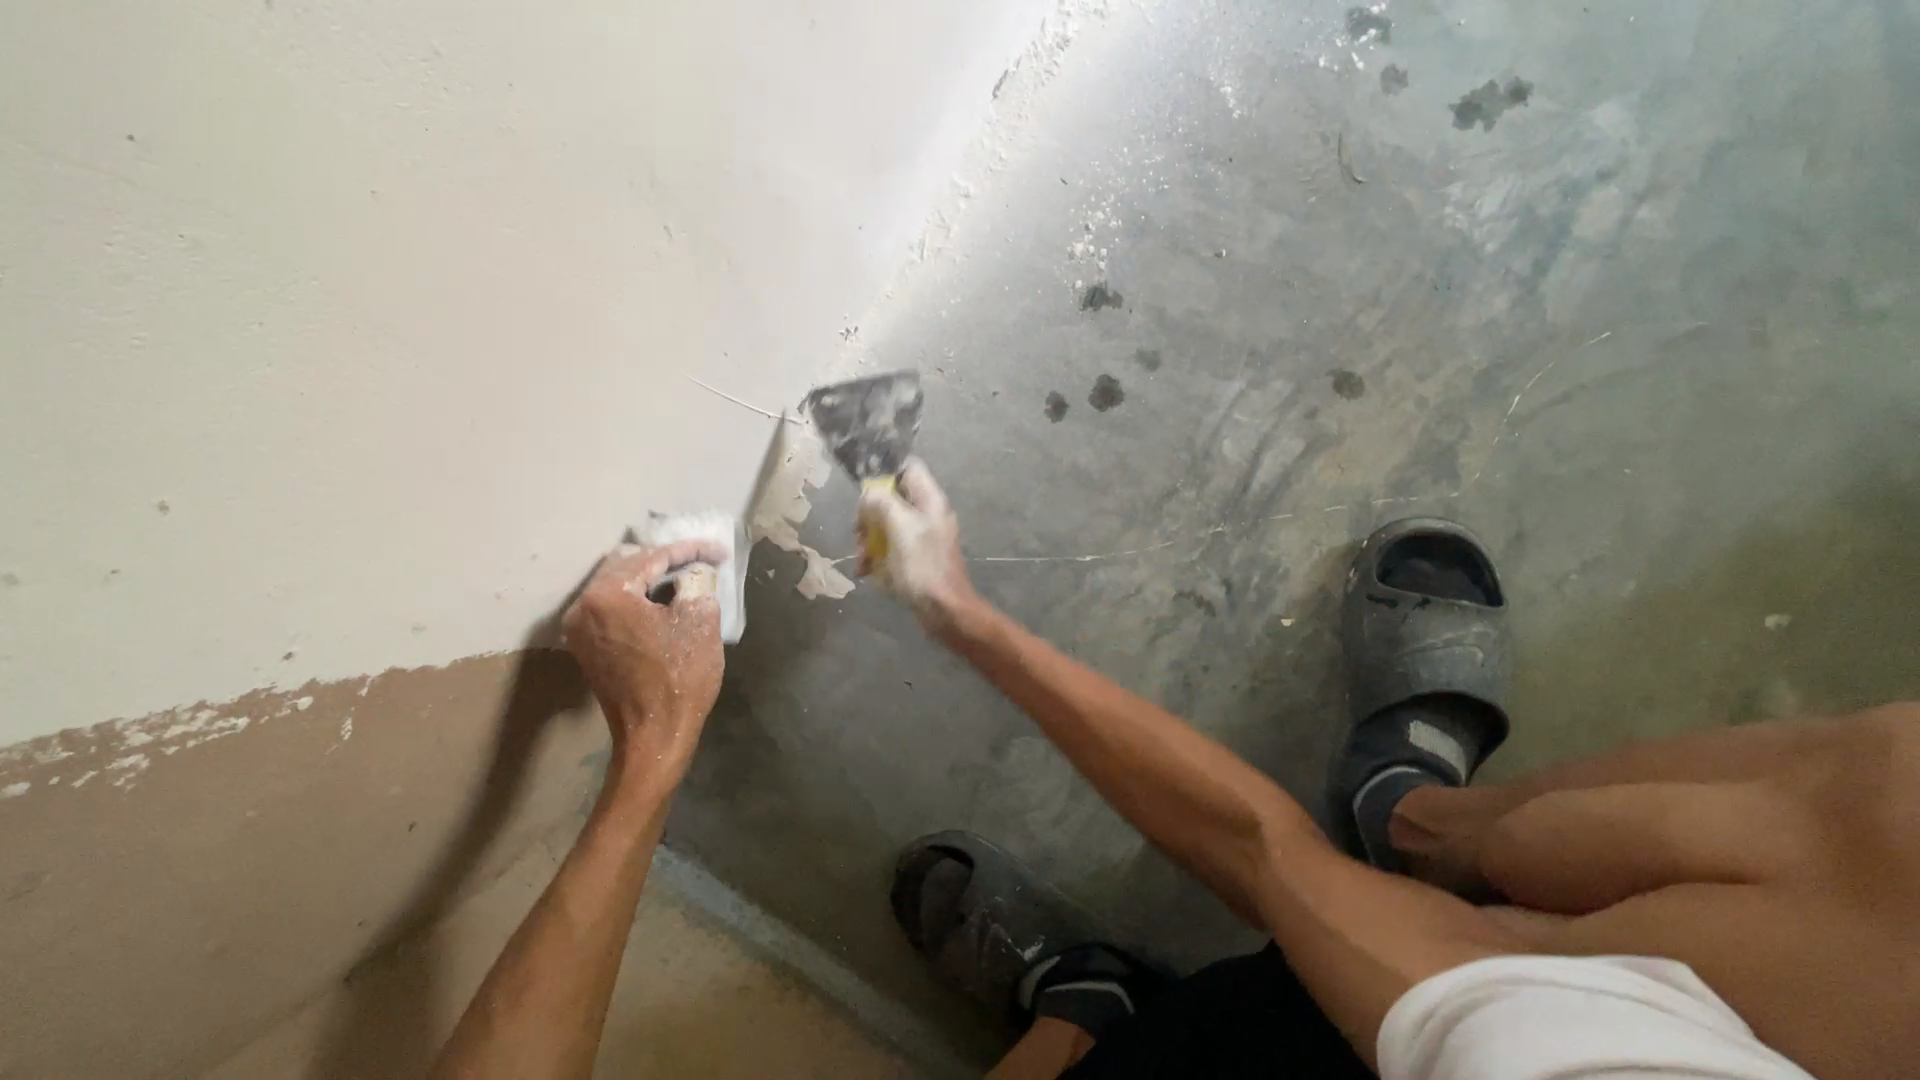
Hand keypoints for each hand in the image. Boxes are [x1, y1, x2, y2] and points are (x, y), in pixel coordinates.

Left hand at [562, 539, 726, 766]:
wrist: (654, 736)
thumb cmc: (679, 678)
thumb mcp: (700, 621)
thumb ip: (696, 584)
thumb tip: (694, 573)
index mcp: (608, 595)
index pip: (653, 558)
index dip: (690, 550)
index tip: (719, 551)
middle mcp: (583, 606)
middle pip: (628, 566)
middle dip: (666, 560)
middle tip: (702, 560)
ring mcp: (579, 628)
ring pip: (617, 586)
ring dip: (650, 579)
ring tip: (686, 578)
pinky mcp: (586, 646)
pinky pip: (611, 607)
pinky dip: (637, 599)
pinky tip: (663, 601)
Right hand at [856, 458, 977, 630]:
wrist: (944, 610)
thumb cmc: (924, 566)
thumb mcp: (901, 528)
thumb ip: (883, 503)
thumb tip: (868, 493)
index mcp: (930, 500)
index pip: (908, 468)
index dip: (885, 473)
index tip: (864, 491)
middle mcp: (927, 514)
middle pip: (891, 498)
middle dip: (870, 515)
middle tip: (860, 533)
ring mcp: (922, 537)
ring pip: (886, 525)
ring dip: (869, 540)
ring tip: (861, 558)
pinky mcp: (915, 559)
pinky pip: (890, 549)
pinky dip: (876, 558)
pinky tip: (867, 572)